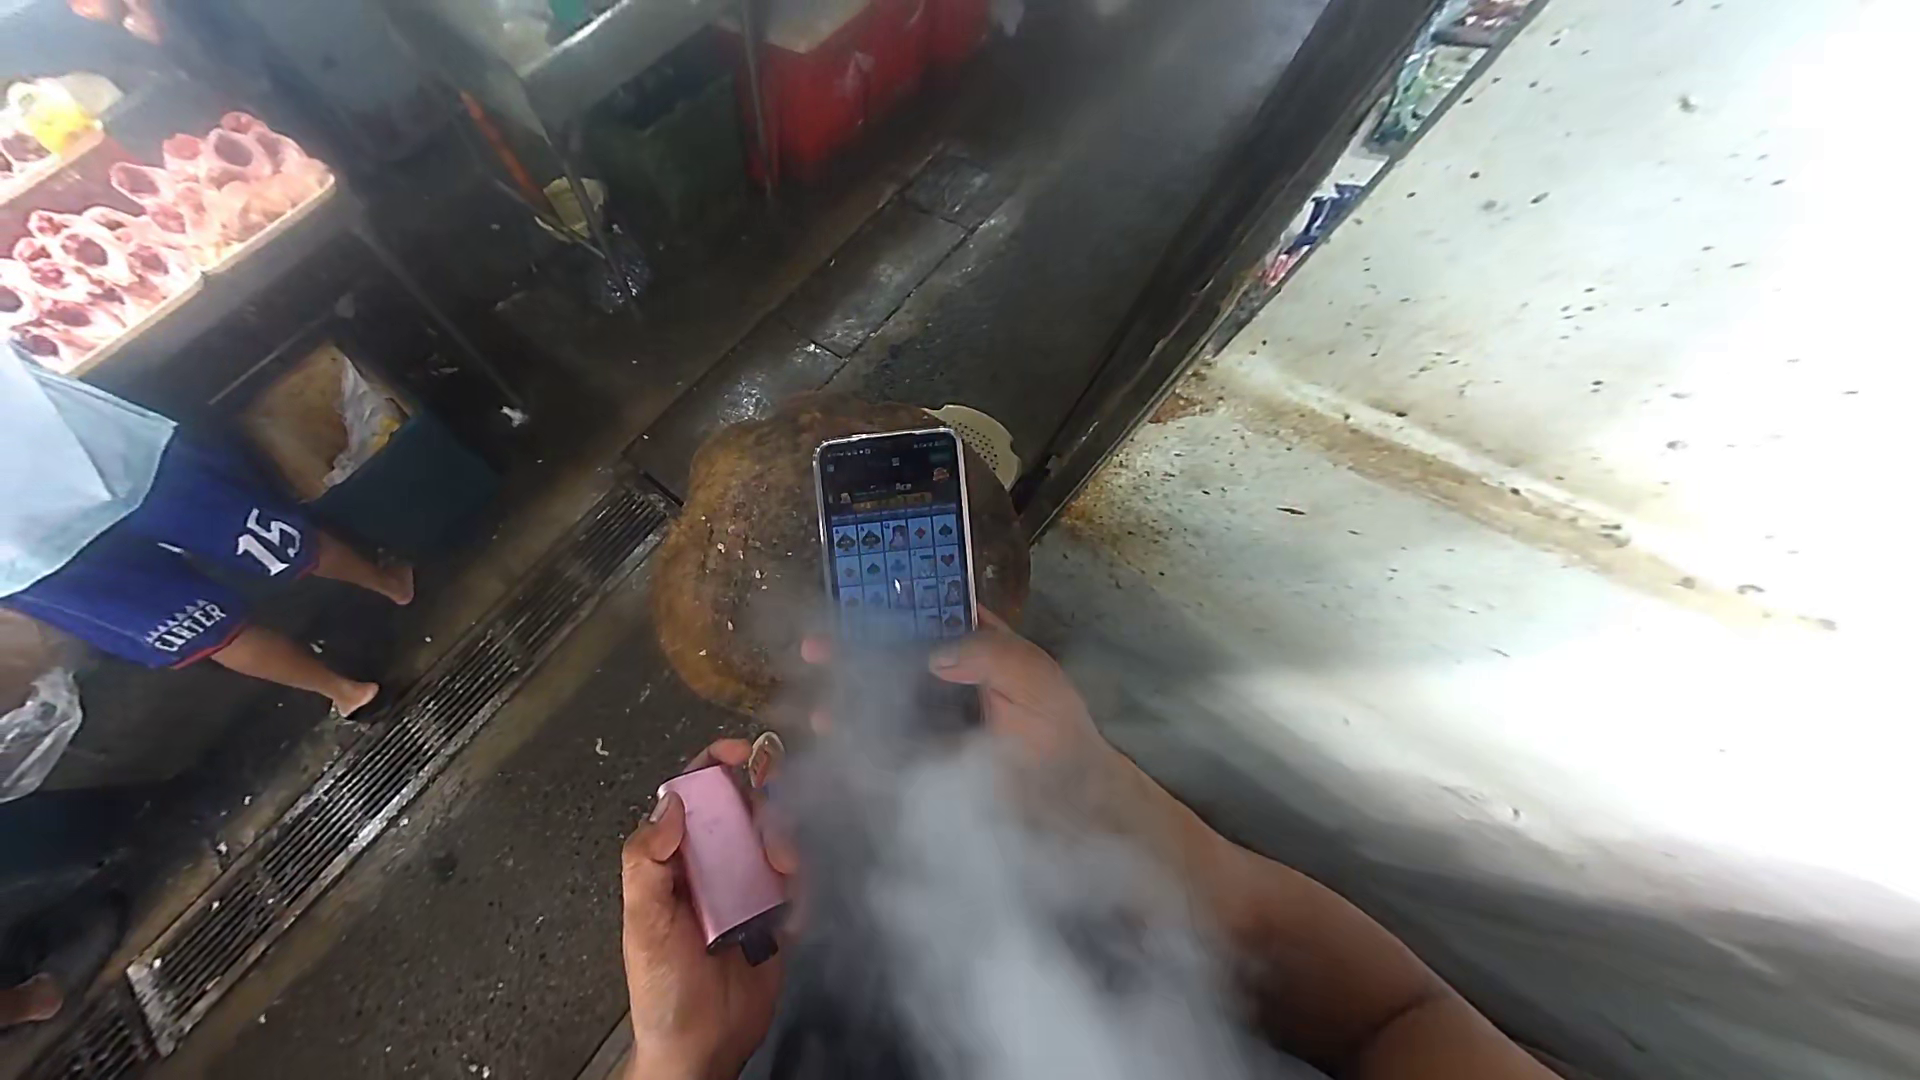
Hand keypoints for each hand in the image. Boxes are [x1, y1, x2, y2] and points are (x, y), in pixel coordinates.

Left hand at [622, 738, 791, 1079]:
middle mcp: (714, 858)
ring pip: (776, 832)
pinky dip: (801, 883)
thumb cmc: (664, 989)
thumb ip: (647, 864)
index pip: (694, 793)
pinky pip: (798, 873)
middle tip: (769, 825)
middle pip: (744, 803)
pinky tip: (790, 911)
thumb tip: (673, 803)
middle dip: (763, 803)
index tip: (741, 753)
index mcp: (677, 856)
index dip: (716, 764)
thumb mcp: (645, 925)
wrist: (706, 1048)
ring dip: (786, 844)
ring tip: (782, 874)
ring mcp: (748, 878)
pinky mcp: (778, 902)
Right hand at [799, 610, 1110, 766]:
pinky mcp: (926, 750)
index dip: (893, 601)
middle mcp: (947, 671)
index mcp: (974, 640)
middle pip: (895, 651)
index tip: (855, 598)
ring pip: (884, 694)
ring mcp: (933, 712)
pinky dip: (861, 740)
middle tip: (816, 648)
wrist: (1070, 795)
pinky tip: (838, 741)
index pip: (929, 611)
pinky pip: (888, 741)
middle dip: (854, 647)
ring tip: (821, 711)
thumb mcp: (1033, 678)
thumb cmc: (1056, 726)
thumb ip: (992, 657)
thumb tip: (936, 654)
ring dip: (849, 695)